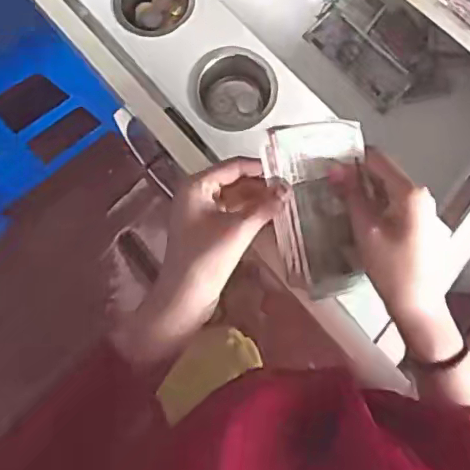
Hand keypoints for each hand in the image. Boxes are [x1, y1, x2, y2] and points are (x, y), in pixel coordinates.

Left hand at [112, 158, 281, 364]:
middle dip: (260, 185)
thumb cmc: (205, 260)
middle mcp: (195, 194)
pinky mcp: (205, 231)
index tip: (284, 170)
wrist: (182, 302)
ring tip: (283, 201)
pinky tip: (268, 215)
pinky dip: (248, 213)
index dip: (260, 168)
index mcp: (196, 185)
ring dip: (256, 199)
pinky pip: (230, 213)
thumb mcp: (239, 230)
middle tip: (287, 188)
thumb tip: (287, 190)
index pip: (233, 166)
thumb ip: (265, 207)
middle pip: (234, 181)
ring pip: (234, 198)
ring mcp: (199, 213)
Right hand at [335, 149, 452, 332]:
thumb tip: (335, 169)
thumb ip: (351, 195)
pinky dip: (376, 205)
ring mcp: (422, 208)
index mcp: (410, 191)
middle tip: (331, 187)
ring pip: (387, 188)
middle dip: (357, 177)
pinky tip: (359, 218)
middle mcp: (419, 194)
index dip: (352, 160)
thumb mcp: (366, 230)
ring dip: (365, 192)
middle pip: (383, 172)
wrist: (418, 309)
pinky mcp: (419, 222)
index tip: (330, 169)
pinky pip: (393, 202)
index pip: (377, 158)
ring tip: (341, 202)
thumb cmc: (393, 271)